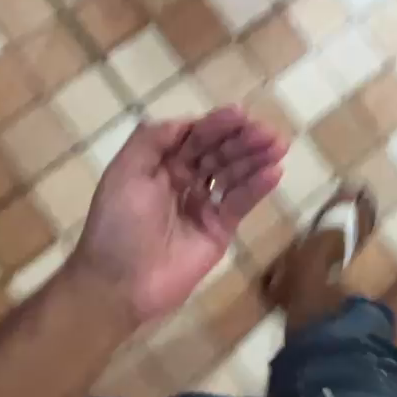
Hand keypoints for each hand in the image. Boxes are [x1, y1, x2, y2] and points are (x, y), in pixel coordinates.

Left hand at [70, 107, 284, 323]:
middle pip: (219, 152)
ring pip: (234, 174)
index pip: (195, 137)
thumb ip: (152, 139)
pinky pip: (240, 202)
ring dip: (256, 158)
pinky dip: (257, 186)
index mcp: (161, 164)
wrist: (118, 283)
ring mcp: (204, 205)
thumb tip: (189, 120)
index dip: (217, 124)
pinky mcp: (220, 230)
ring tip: (278, 145)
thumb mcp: (125, 172)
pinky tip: (274, 172)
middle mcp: (185, 180)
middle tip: (267, 131)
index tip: (240, 113)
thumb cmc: (118, 223)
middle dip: (243, 139)